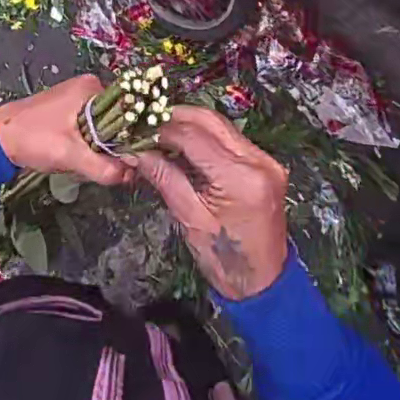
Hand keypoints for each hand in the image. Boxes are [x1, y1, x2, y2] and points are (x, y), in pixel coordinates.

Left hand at [0, 76, 132, 185]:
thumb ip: (103, 167)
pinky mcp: (69, 108)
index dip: (130, 135)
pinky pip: (91, 125)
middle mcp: (89, 86)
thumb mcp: (70, 155)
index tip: (129, 157)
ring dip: (100, 144)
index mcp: (93, 87)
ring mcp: (78, 96)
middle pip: (116, 118)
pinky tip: (82, 155)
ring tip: (92, 161)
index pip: (128, 109)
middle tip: (108, 163)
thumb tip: (131, 175)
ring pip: (103, 124)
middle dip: (112, 143)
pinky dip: (89, 141)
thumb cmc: (34, 138)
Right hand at [127, 106, 288, 299]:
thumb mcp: (189, 218)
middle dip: (176, 117)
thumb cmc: (224, 260)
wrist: (263, 282)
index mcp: (240, 177)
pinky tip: (183, 143)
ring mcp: (265, 159)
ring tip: (160, 131)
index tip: (136, 130)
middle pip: (211, 121)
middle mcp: (258, 159)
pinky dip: (206, 137)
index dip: (162, 129)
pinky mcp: (265, 162)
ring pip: (221, 125)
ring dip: (190, 124)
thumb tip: (134, 152)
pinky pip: (231, 139)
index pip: (194, 137)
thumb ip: (165, 177)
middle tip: (146, 123)